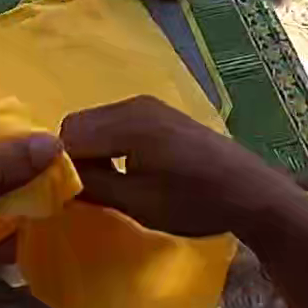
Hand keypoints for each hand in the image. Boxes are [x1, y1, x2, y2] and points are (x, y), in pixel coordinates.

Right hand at [59, 96, 307, 237]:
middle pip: (79, 123)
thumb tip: (56, 182)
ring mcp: (147, 105)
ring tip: (106, 181)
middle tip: (85, 189)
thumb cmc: (195, 202)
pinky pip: (114, 121)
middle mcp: (134, 104)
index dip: (60, 165)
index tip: (64, 194)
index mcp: (128, 124)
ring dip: (91, 149)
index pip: (69, 135)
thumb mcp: (139, 204)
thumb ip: (93, 187)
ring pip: (95, 121)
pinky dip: (108, 143)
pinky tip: (125, 168)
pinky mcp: (157, 112)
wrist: (251, 192)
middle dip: (73, 155)